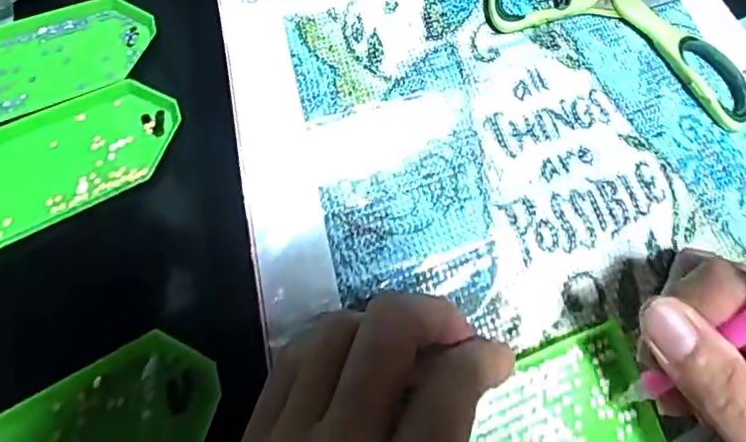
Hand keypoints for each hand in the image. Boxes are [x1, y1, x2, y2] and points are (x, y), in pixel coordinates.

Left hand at [243, 292, 514, 441]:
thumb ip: (452, 436)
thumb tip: (479, 379)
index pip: (449, 386)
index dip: (484, 358)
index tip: (498, 358)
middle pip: (388, 330)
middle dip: (432, 316)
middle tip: (455, 338)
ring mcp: (282, 440)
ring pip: (335, 330)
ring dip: (377, 327)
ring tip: (402, 350)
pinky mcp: (248, 440)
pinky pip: (287, 360)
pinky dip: (325, 345)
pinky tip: (348, 361)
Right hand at [638, 251, 745, 441]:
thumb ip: (726, 390)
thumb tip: (654, 311)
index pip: (736, 284)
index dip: (684, 314)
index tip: (656, 371)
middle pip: (725, 279)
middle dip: (683, 326)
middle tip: (670, 394)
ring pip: (719, 291)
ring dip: (690, 337)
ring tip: (688, 399)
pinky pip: (733, 312)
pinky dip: (706, 346)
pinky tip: (705, 390)